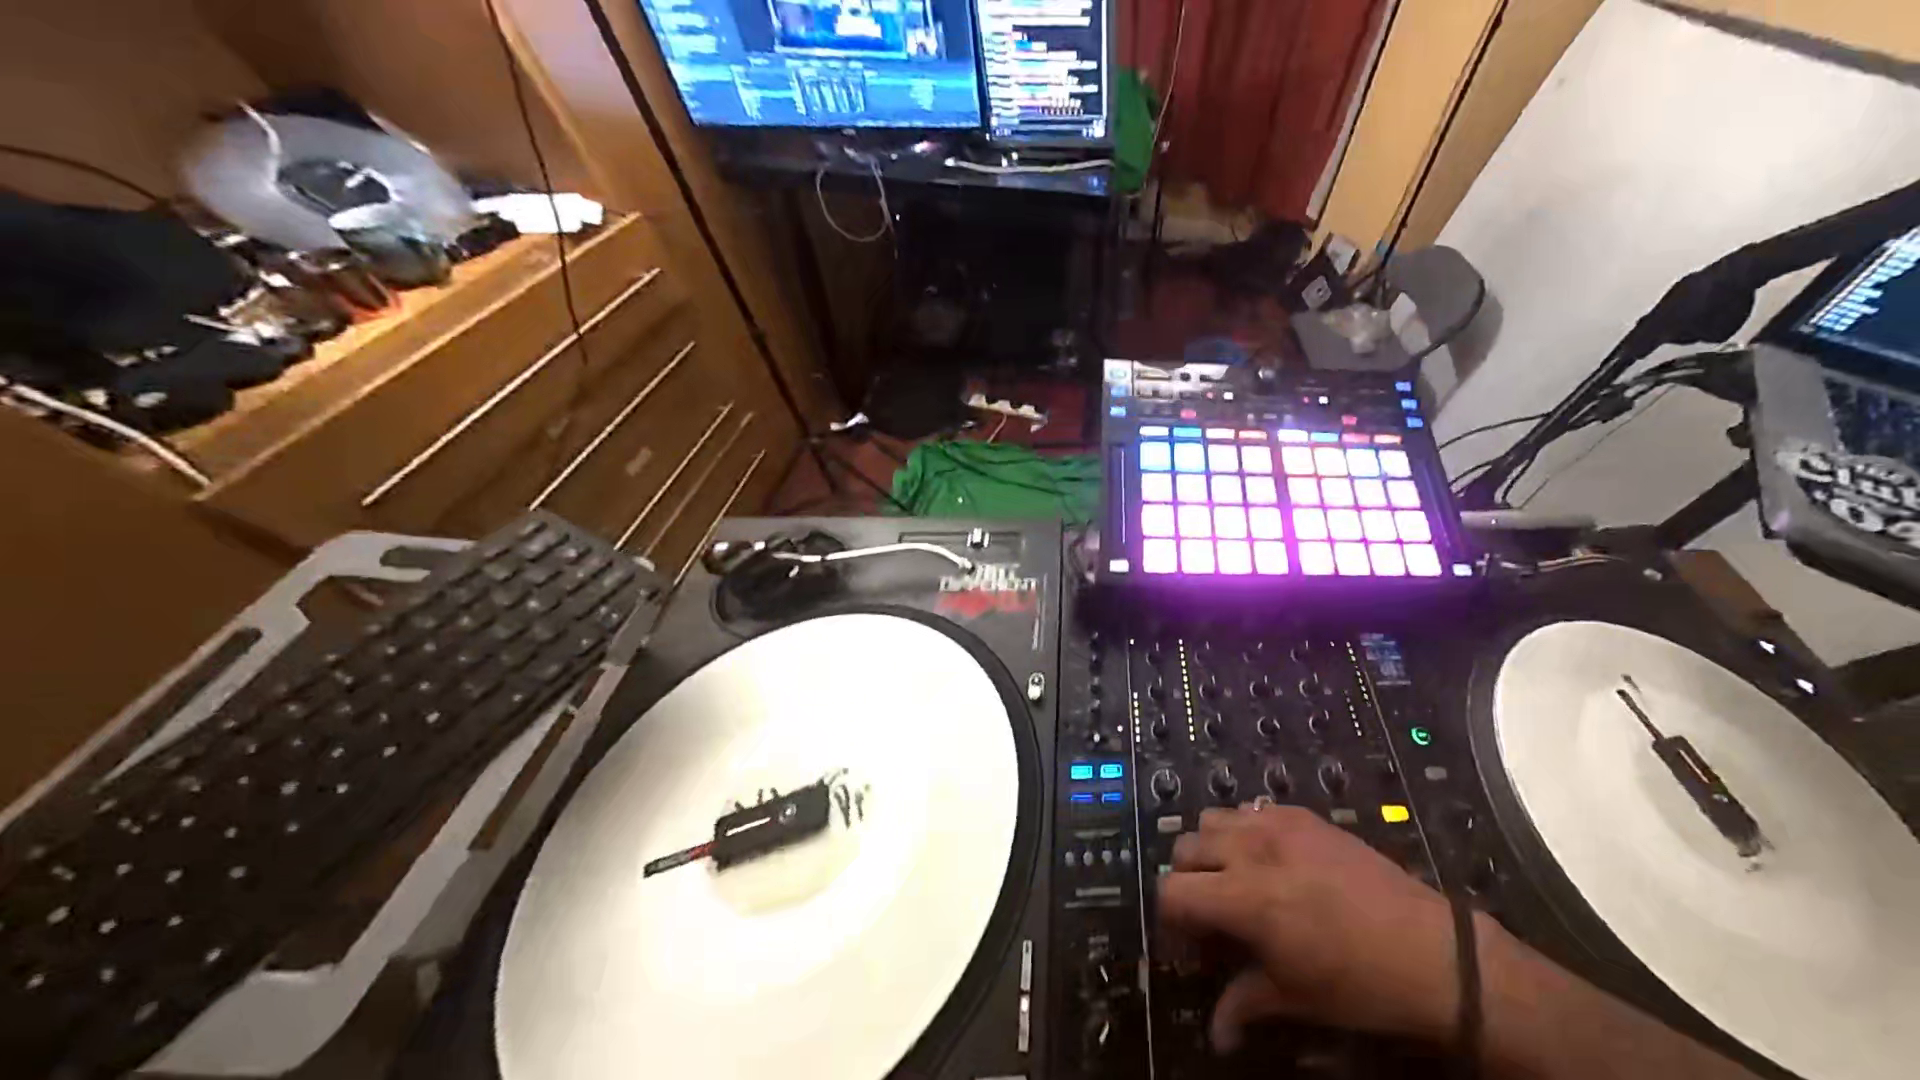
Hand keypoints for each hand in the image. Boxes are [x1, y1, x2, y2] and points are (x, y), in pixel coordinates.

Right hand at [1158, 804, 1489, 1051]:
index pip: (1171, 891)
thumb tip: (1217, 1036)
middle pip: (1184, 849)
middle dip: (1189, 880)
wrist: (1436, 953)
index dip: (1171, 919)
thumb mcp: (1296, 999)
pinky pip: (1251, 809)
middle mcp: (1250, 850)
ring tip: (1235, 876)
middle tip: (1212, 911)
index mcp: (1243, 898)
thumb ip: (1242, 1005)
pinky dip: (1245, 829)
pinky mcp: (1302, 815)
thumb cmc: (1361, 984)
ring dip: (1211, 847)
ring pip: (1211, 820)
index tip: (1191, 942)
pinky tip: (1269, 858)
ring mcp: (1276, 825)